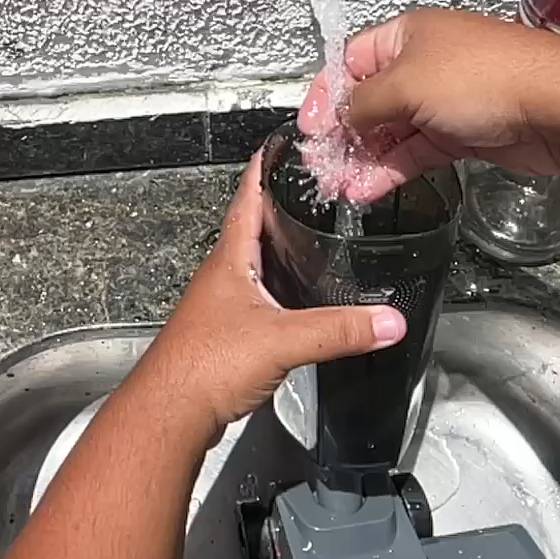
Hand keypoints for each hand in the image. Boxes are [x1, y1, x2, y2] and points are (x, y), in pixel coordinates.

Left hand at [130, 153, 406, 434]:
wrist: (170, 413)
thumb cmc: (207, 364)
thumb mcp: (283, 340)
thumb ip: (339, 330)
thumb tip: (389, 320)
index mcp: (230, 259)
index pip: (246, 198)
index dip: (262, 169)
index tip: (278, 146)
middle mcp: (222, 274)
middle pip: (251, 227)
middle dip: (278, 205)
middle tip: (308, 190)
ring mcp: (221, 303)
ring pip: (254, 263)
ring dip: (278, 247)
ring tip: (311, 237)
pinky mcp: (225, 331)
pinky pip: (256, 296)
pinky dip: (278, 287)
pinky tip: (296, 300)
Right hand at [298, 8, 559, 202]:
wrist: (556, 108)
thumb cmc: (482, 78)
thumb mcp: (403, 84)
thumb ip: (361, 104)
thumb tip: (340, 119)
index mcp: (404, 37)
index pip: (347, 63)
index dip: (324, 95)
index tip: (309, 127)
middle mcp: (420, 65)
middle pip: (366, 101)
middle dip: (342, 135)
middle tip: (321, 165)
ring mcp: (440, 101)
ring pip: (389, 132)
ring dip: (363, 159)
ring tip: (340, 187)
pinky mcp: (458, 133)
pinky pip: (413, 152)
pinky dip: (390, 170)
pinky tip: (368, 190)